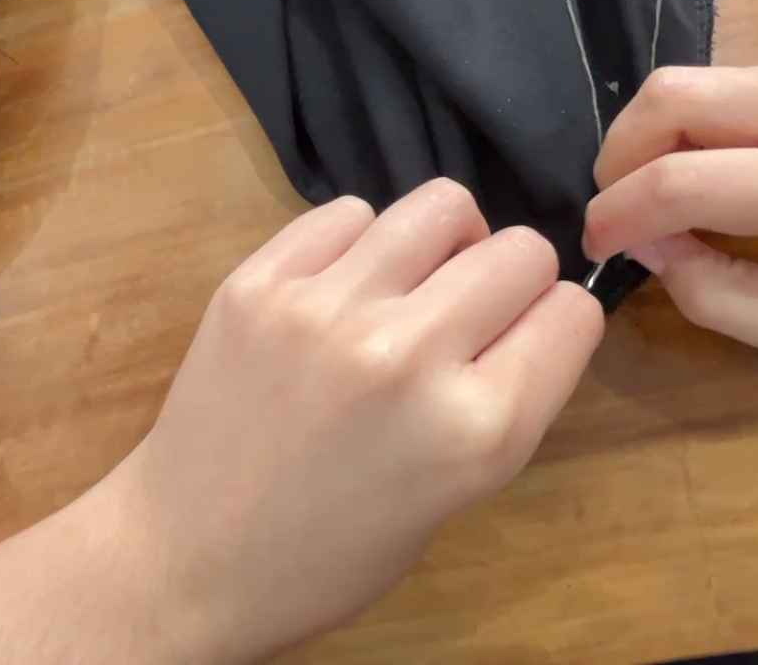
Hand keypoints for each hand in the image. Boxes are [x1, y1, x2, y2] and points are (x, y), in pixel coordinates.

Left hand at [97, 181, 603, 664]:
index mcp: (474, 431)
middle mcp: (407, 354)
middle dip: (515, 274)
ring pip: (441, 205)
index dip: (559, 317)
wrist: (186, 552)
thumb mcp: (452, 496)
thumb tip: (527, 307)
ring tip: (414, 277)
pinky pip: (349, 212)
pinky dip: (363, 240)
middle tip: (470, 304)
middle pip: (520, 251)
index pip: (571, 314)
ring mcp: (327, 307)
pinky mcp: (261, 279)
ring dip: (447, 239)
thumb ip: (502, 397)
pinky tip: (342, 282)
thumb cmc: (330, 549)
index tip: (531, 327)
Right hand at [582, 56, 757, 389]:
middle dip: (620, 155)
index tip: (597, 246)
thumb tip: (646, 239)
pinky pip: (731, 82)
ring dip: (652, 137)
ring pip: (695, 80)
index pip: (691, 178)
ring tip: (661, 198)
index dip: (619, 212)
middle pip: (676, 95)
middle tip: (619, 212)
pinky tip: (713, 171)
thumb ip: (720, 295)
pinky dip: (695, 125)